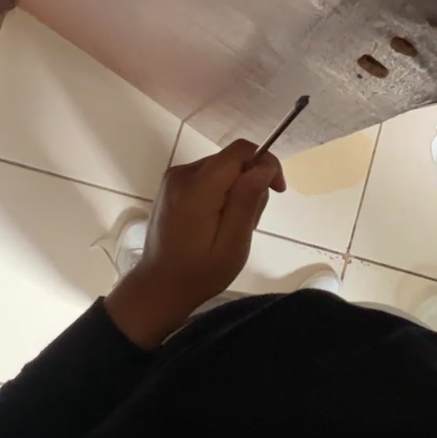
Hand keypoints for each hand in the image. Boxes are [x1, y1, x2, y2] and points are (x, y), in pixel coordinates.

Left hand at [104, 139, 285, 347]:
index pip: (240, 151)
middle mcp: (183, 173)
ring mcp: (175, 177)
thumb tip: (265, 166)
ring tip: (231, 227)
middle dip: (251, 184)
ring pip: (224, 167)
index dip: (265, 163)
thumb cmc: (199, 273)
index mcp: (197, 188)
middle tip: (248, 223)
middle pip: (233, 160)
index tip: (277, 190)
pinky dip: (222, 193)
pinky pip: (210, 175)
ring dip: (237, 191)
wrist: (159, 286)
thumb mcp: (232, 245)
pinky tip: (218, 221)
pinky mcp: (174, 183)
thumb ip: (247, 202)